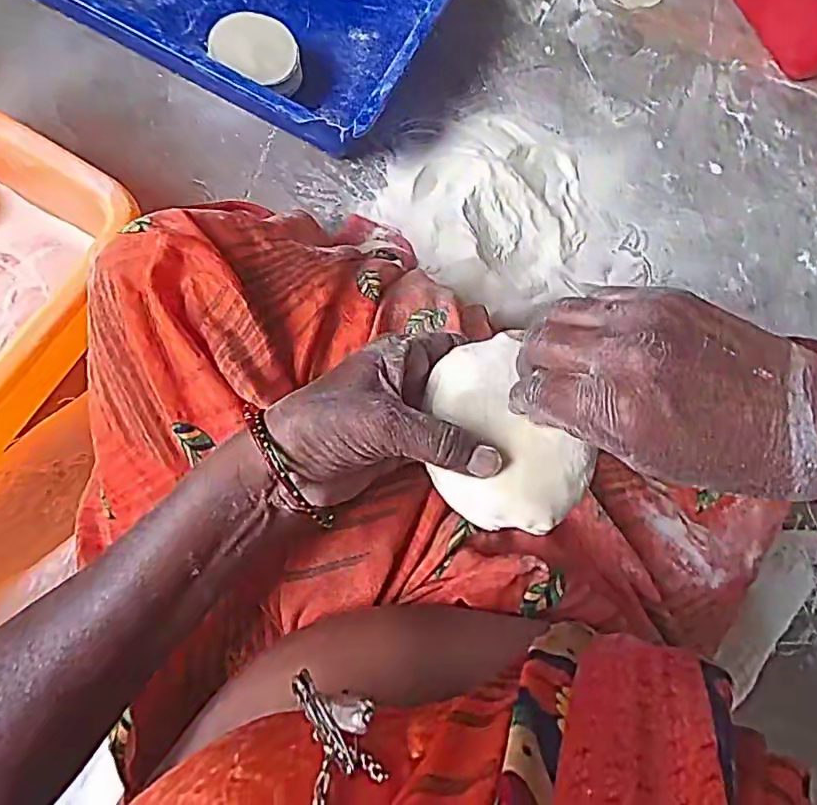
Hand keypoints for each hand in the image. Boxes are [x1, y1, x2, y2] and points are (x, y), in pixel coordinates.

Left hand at [265, 332, 503, 506]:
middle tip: (529, 411)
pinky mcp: (406, 448)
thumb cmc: (329, 423)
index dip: (484, 355)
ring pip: (454, 418)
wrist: (287, 469)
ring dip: (478, 430)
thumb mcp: (386, 423)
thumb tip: (494, 460)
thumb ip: (440, 439)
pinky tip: (493, 464)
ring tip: (521, 438)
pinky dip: (464, 456)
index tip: (521, 370)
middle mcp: (410, 380)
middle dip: (488, 397)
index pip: (453, 346)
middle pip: (459, 385)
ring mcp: (409, 416)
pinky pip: (444, 448)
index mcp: (402, 355)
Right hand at [509, 288, 816, 501]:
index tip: (526, 401)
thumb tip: (555, 404)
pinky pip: (601, 298)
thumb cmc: (731, 454)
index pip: (540, 390)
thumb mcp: (651, 458)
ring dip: (551, 333)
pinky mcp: (664, 296)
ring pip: (563, 311)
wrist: (800, 413)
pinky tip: (594, 334)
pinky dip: (586, 316)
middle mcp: (624, 354)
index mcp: (619, 408)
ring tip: (558, 351)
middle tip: (537, 377)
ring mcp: (644, 317)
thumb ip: (593, 425)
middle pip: (541, 342)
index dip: (525, 398)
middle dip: (530, 363)